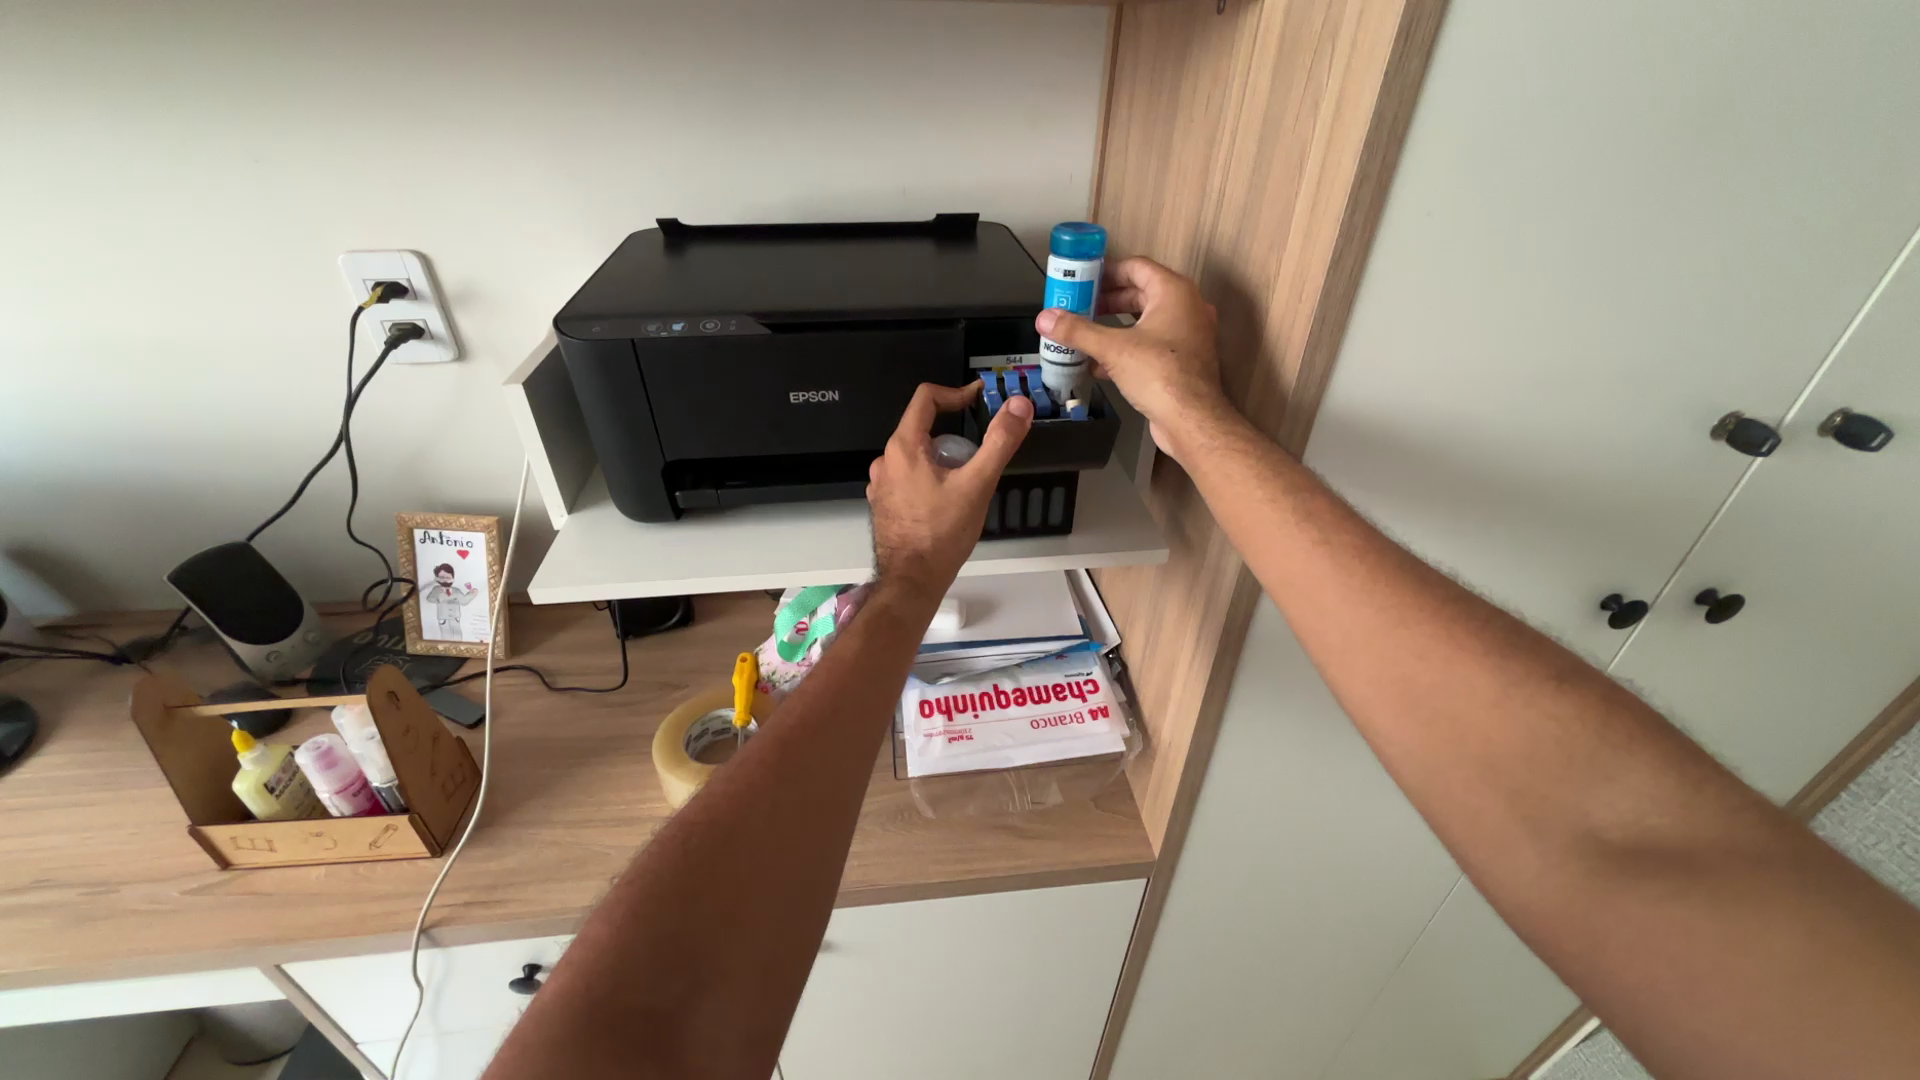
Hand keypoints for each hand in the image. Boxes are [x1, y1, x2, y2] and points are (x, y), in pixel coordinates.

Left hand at [868, 383, 1033, 602]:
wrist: (912, 580)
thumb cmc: (942, 532)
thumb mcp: (978, 484)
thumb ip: (999, 442)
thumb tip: (1019, 405)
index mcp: (904, 446)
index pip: (925, 398)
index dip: (956, 393)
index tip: (978, 402)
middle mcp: (886, 460)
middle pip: (922, 429)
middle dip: (953, 436)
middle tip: (977, 458)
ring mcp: (881, 485)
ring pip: (915, 456)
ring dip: (940, 460)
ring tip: (963, 484)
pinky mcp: (884, 505)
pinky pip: (908, 479)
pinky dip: (927, 481)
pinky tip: (943, 505)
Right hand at [1035, 256, 1237, 462]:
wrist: (1192, 420)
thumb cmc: (1161, 375)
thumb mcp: (1112, 349)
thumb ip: (1077, 331)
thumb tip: (1046, 319)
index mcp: (1173, 292)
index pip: (1136, 267)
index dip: (1106, 272)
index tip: (1082, 281)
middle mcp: (1186, 308)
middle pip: (1140, 293)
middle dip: (1106, 302)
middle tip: (1078, 308)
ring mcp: (1187, 335)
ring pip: (1144, 321)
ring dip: (1114, 327)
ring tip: (1085, 335)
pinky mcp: (1183, 361)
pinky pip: (1151, 345)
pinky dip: (1126, 349)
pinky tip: (1099, 365)